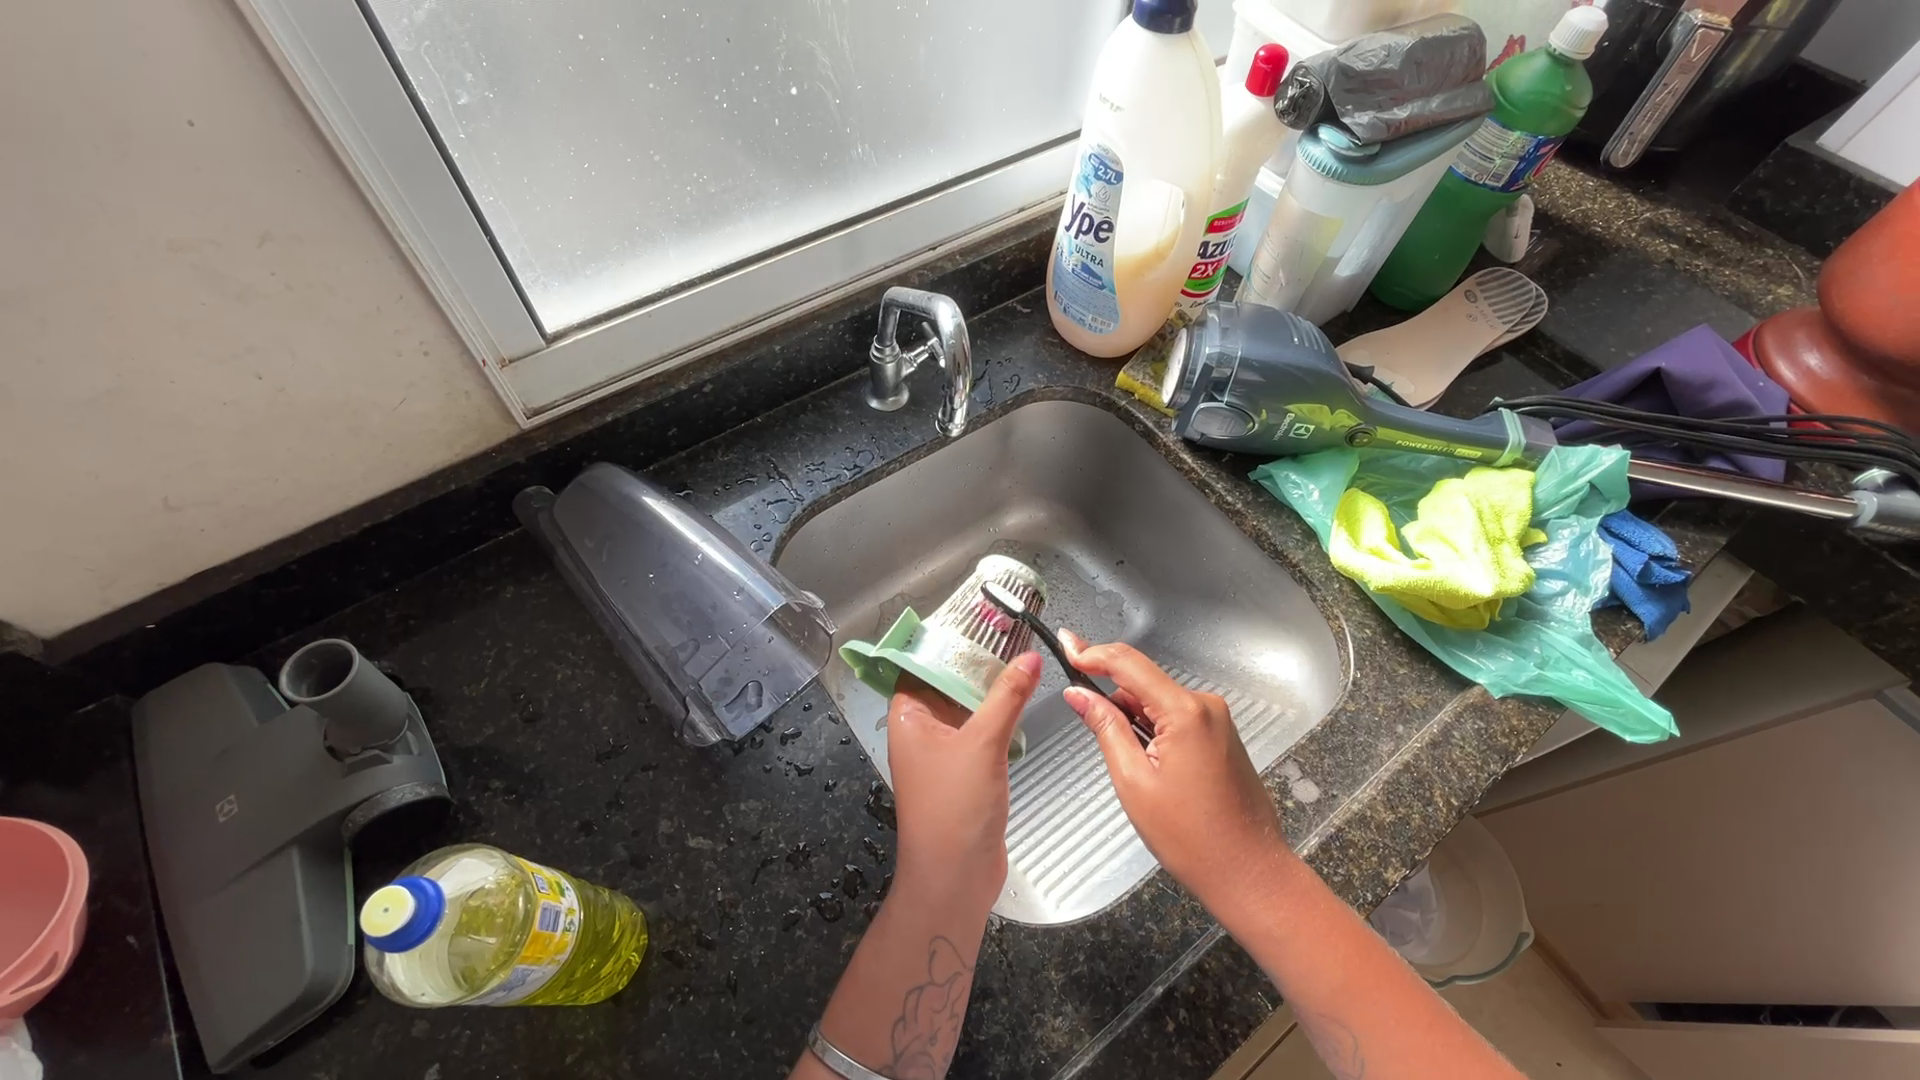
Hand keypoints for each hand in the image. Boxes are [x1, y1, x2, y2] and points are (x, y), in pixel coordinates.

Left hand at [884, 654, 1040, 911]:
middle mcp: (920, 732)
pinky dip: (997, 719)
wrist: (955, 878)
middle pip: (947, 685)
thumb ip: (1008, 696)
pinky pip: (978, 734)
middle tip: (1010, 636)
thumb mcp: (983, 743)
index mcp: (907, 718)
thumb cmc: (954, 808)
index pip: (921, 666)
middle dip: (976, 665)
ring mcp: (941, 754)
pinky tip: (1020, 703)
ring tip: (1021, 661)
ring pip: (965, 710)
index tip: (979, 621)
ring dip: (989, 692)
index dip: (947, 643)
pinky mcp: (963, 773)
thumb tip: (1029, 657)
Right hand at [1059, 632, 1295, 915]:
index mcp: (1184, 712)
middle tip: (1078, 704)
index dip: (1091, 652)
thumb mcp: (1133, 780)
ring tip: (1123, 760)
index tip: (1065, 645)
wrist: (1249, 873)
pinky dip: (1151, 727)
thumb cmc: (1192, 838)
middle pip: (1142, 680)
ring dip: (1130, 715)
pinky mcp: (1220, 735)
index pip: (1128, 663)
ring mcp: (1217, 720)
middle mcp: (1205, 706)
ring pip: (1157, 700)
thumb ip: (1105, 727)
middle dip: (1108, 690)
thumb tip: (1080, 695)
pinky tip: (1144, 761)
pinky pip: (1175, 716)